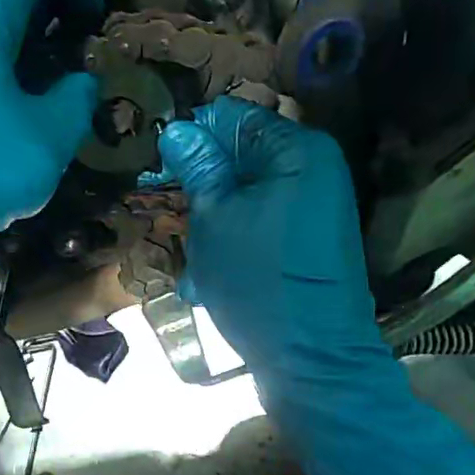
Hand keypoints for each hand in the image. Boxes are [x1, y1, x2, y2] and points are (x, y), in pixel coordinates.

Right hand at [157, 99, 474, 474]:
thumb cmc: (258, 281)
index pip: (231, 118)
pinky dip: (231, 237)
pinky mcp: (307, 237)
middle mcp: (312, 168)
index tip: (160, 174)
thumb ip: (199, 169)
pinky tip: (209, 271)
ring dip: (211, 217)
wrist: (311, 355)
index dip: (192, 140)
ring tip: (189, 252)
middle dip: (201, 184)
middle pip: (240, 156)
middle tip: (169, 215)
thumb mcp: (215, 220)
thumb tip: (178, 130)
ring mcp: (313, 205)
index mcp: (296, 150)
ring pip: (245, 193)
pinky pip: (259, 220)